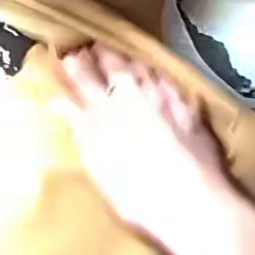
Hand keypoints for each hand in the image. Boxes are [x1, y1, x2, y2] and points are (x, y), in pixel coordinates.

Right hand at [56, 46, 254, 254]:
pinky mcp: (190, 110)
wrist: (196, 209)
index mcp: (102, 111)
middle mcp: (132, 98)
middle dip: (100, 54)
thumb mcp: (96, 165)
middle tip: (91, 46)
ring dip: (128, 59)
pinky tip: (157, 75)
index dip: (72, 64)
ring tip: (121, 55)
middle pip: (112, 66)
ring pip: (142, 68)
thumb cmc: (136, 196)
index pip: (82, 78)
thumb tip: (58, 102)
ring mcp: (164, 101)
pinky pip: (170, 82)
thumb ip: (79, 129)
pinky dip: (158, 74)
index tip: (65, 54)